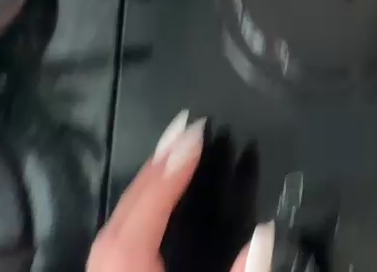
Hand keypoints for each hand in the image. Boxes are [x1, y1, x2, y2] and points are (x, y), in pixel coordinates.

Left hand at [89, 113, 272, 271]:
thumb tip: (265, 231)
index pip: (133, 239)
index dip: (160, 186)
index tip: (194, 139)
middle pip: (115, 231)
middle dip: (150, 174)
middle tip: (185, 127)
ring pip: (111, 237)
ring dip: (143, 188)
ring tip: (174, 150)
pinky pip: (115, 248)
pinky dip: (136, 213)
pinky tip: (158, 196)